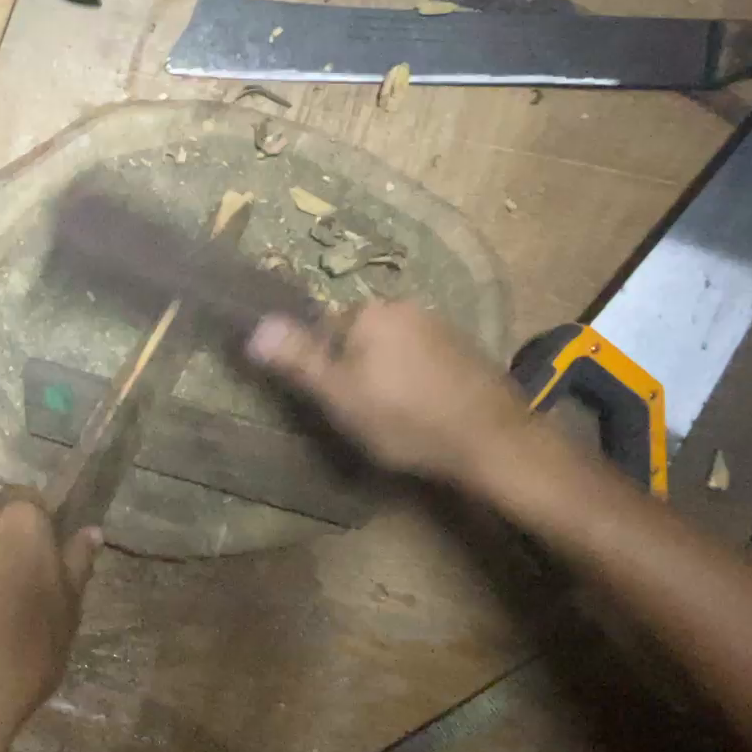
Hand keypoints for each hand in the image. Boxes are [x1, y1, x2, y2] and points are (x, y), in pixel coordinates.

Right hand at [246, 302, 533, 488]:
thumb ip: (297, 359)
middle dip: (353, 370)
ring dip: (384, 376)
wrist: (498, 444)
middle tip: (361, 415)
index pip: (323, 331)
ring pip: (389, 350)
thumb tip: (254, 327)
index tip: (331, 403)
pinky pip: (420, 360)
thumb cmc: (407, 419)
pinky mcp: (465, 350)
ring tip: (394, 419)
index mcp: (369, 312)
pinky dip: (414, 381)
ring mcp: (439, 326)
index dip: (321, 369)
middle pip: (356, 338)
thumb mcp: (339, 396)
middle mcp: (404, 307)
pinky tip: (423, 412)